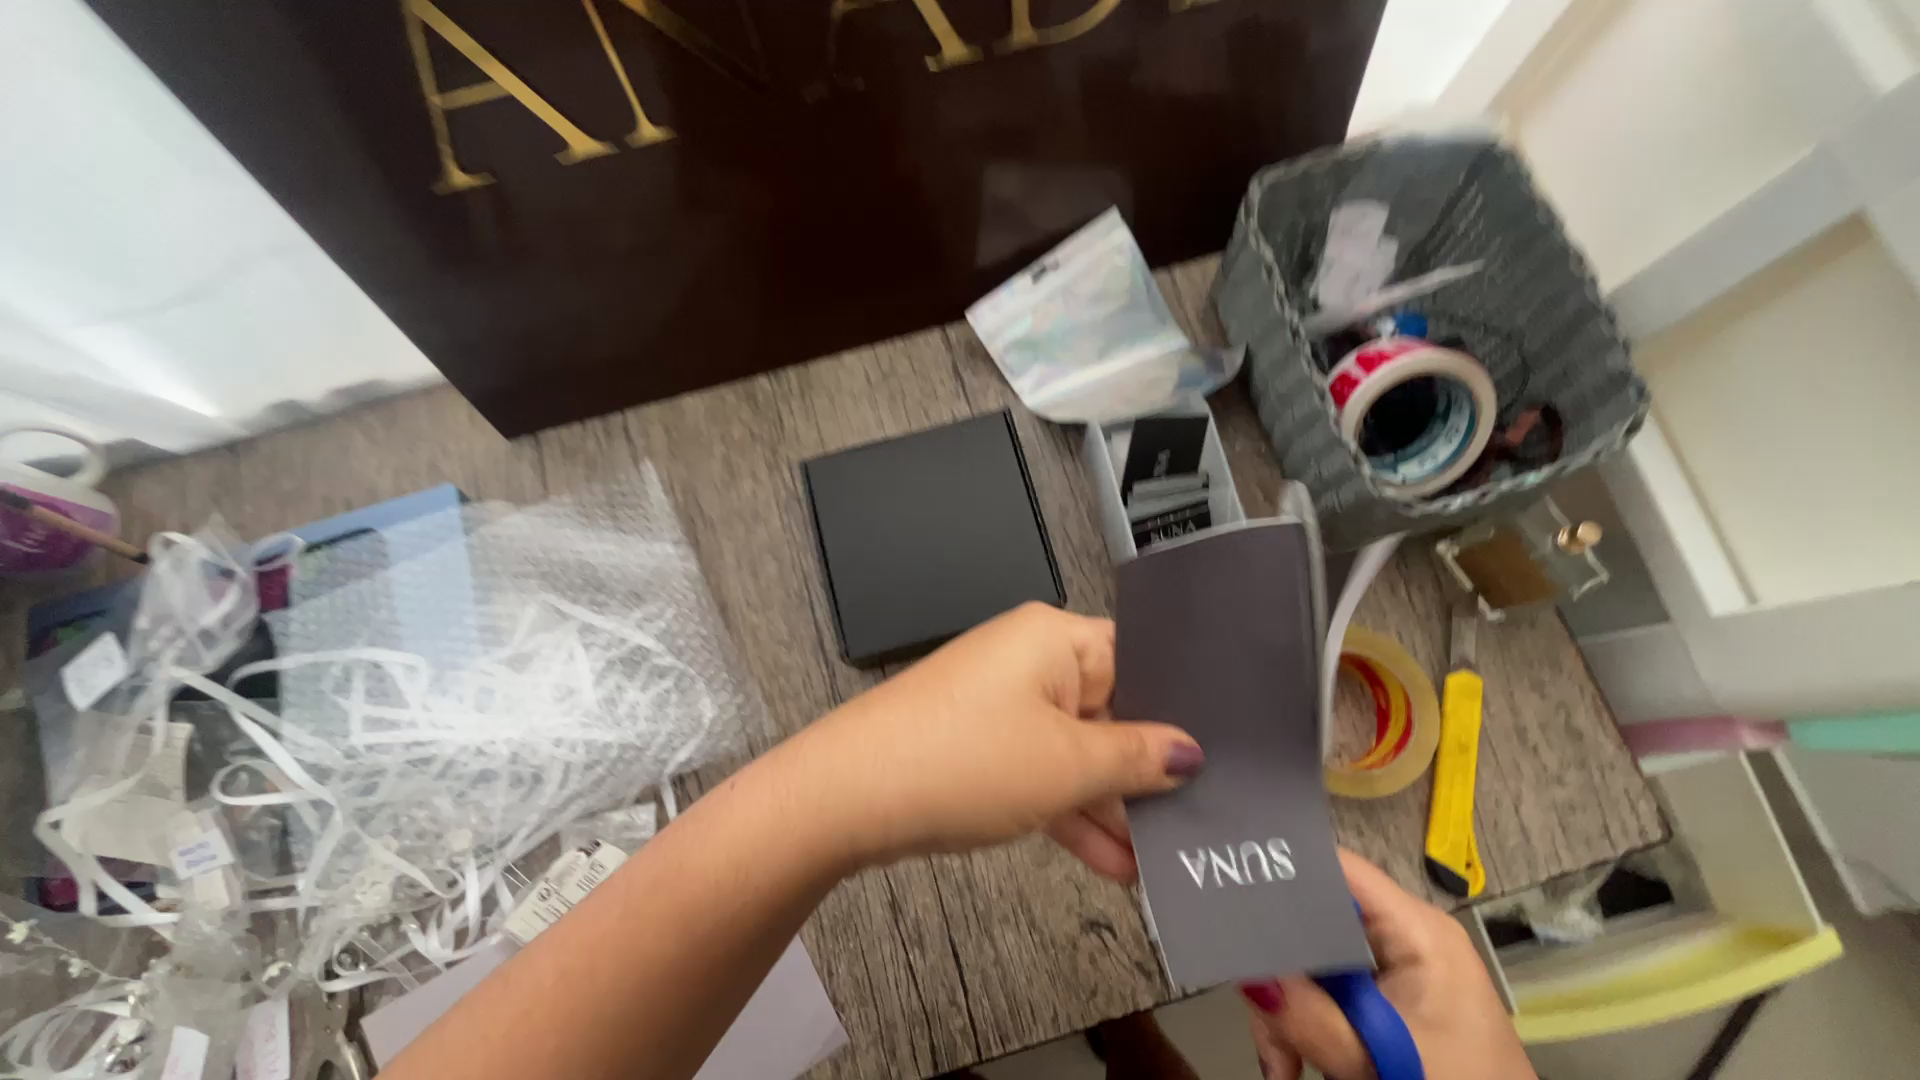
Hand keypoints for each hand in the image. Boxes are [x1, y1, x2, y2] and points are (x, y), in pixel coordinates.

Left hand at [768, 603, 1204, 880]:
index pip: (1137, 658)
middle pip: (1109, 709)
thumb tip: (1187, 752)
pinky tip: (1110, 862)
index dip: (1176, 707)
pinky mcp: (979, 742)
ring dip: (1109, 804)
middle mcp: (1029, 660)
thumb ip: (1137, 758)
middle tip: (1194, 817)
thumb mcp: (1068, 765)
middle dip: (1144, 769)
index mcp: (1055, 638)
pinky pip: (1040, 771)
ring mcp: (1001, 703)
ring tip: (1156, 859)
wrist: (848, 797)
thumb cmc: (958, 759)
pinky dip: (1069, 811)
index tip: (1213, 755)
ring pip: (1075, 749)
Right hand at [1240, 850, 1535, 1079]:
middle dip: (1278, 969)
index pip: (1334, 867)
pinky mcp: (1392, 998)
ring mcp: (1399, 967)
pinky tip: (1292, 1063)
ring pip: (1313, 961)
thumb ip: (1310, 1017)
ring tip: (1279, 1062)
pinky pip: (1330, 991)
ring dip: (1287, 1009)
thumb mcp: (1380, 1057)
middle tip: (1257, 1015)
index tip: (1226, 892)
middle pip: (1313, 919)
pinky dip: (1306, 1023)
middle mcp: (1405, 934)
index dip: (1280, 869)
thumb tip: (1246, 973)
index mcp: (1416, 928)